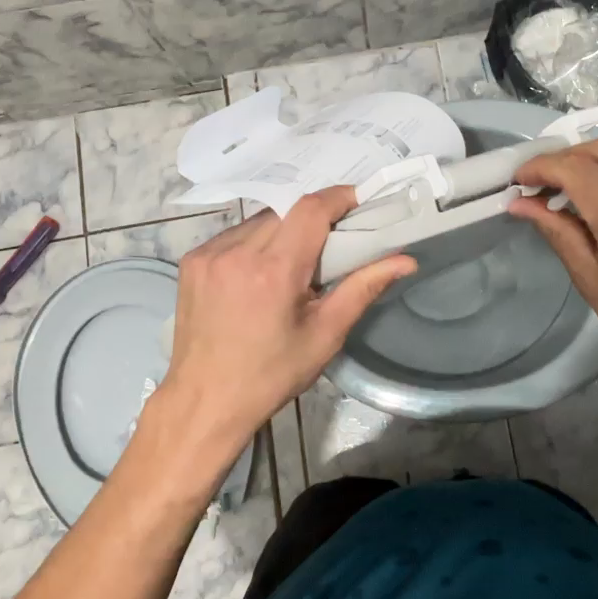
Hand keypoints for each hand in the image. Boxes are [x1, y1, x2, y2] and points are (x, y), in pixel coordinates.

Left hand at [155, 186, 416, 461]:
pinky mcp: (191, 260)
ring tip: (295, 262)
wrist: (205, 401)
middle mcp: (237, 252)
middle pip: (286, 212)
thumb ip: (363, 288)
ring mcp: (208, 254)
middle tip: (332, 242)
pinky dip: (254, 243)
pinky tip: (260, 272)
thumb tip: (406, 260)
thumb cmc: (271, 375)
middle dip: (313, 219)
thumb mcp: (325, 335)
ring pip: (259, 220)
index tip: (358, 201)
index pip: (310, 209)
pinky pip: (233, 234)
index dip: (338, 197)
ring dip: (283, 230)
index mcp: (274, 271)